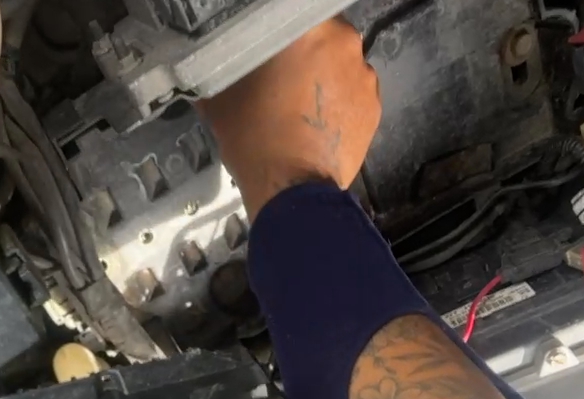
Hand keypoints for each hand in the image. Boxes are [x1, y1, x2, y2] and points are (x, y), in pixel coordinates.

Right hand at [199, 16, 379, 217]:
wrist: (291, 194)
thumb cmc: (256, 142)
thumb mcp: (221, 105)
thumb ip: (221, 78)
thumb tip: (208, 78)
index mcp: (306, 29)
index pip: (290, 18)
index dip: (280, 40)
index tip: (270, 56)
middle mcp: (343, 42)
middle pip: (323, 40)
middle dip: (306, 59)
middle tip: (284, 86)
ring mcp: (364, 76)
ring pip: (342, 68)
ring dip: (325, 83)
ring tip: (302, 113)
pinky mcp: (375, 109)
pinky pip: (354, 97)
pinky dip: (340, 108)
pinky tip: (319, 128)